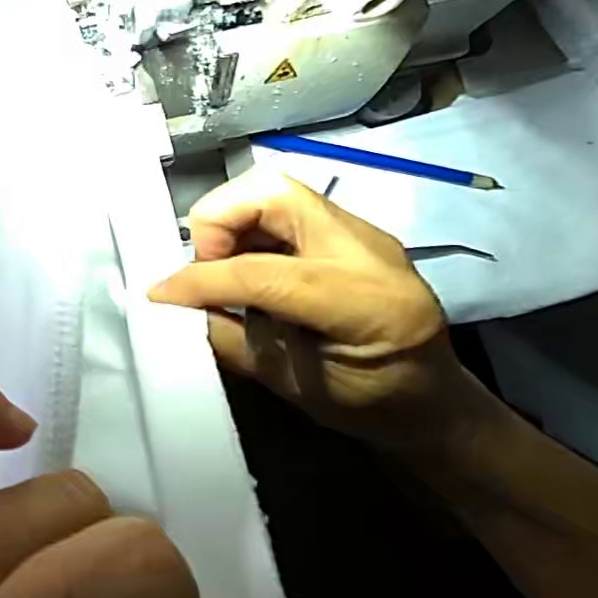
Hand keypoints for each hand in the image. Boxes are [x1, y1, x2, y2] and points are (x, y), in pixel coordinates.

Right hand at [149, 169, 491, 452]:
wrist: (438, 401)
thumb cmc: (376, 409)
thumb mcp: (298, 390)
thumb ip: (234, 342)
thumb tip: (181, 309)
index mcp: (367, 304)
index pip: (264, 273)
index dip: (201, 279)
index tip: (160, 294)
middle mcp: (368, 249)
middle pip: (272, 192)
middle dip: (218, 221)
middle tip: (207, 269)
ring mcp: (361, 231)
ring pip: (274, 188)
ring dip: (231, 220)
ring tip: (224, 268)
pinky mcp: (348, 228)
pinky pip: (283, 205)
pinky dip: (248, 226)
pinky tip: (248, 264)